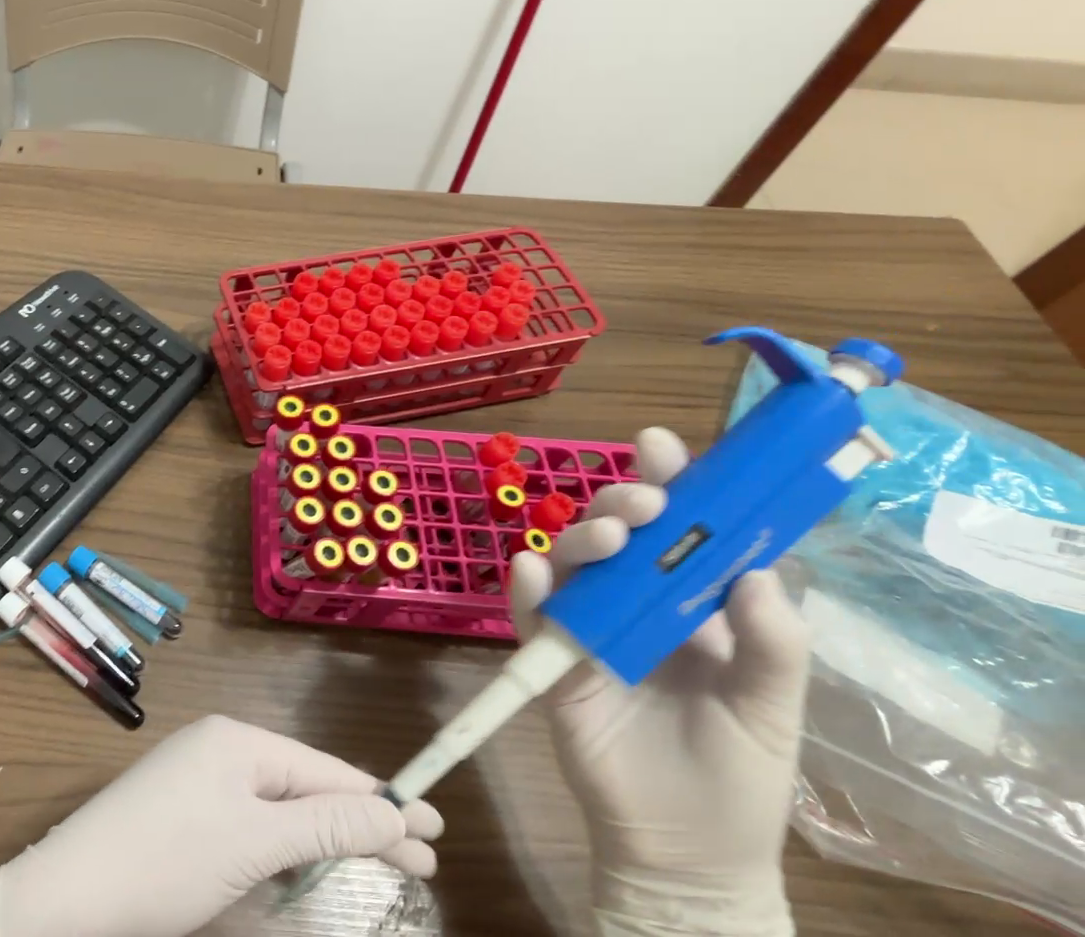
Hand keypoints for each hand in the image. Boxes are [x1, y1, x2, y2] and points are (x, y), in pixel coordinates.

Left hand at [0, 716, 441, 936]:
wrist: (68, 896)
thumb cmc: (168, 860)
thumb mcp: (256, 843)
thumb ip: (327, 825)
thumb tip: (396, 812)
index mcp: (236, 741)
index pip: (326, 770)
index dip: (383, 801)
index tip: (436, 831)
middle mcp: (217, 752)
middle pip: (304, 790)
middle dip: (357, 827)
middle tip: (419, 864)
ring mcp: (195, 784)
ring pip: (275, 814)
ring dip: (317, 845)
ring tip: (367, 869)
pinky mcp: (180, 820)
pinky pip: (244, 831)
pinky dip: (275, 856)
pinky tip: (295, 879)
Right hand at [508, 428, 808, 936]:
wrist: (685, 851)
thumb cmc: (737, 776)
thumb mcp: (774, 705)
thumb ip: (773, 640)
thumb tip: (756, 567)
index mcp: (690, 605)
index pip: (677, 531)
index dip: (670, 485)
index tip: (661, 448)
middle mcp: (633, 605)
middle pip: (615, 535)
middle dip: (622, 504)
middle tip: (646, 504)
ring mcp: (587, 630)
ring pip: (569, 563)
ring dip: (581, 537)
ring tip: (610, 539)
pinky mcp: (552, 661)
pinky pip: (530, 614)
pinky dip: (525, 587)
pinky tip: (533, 570)